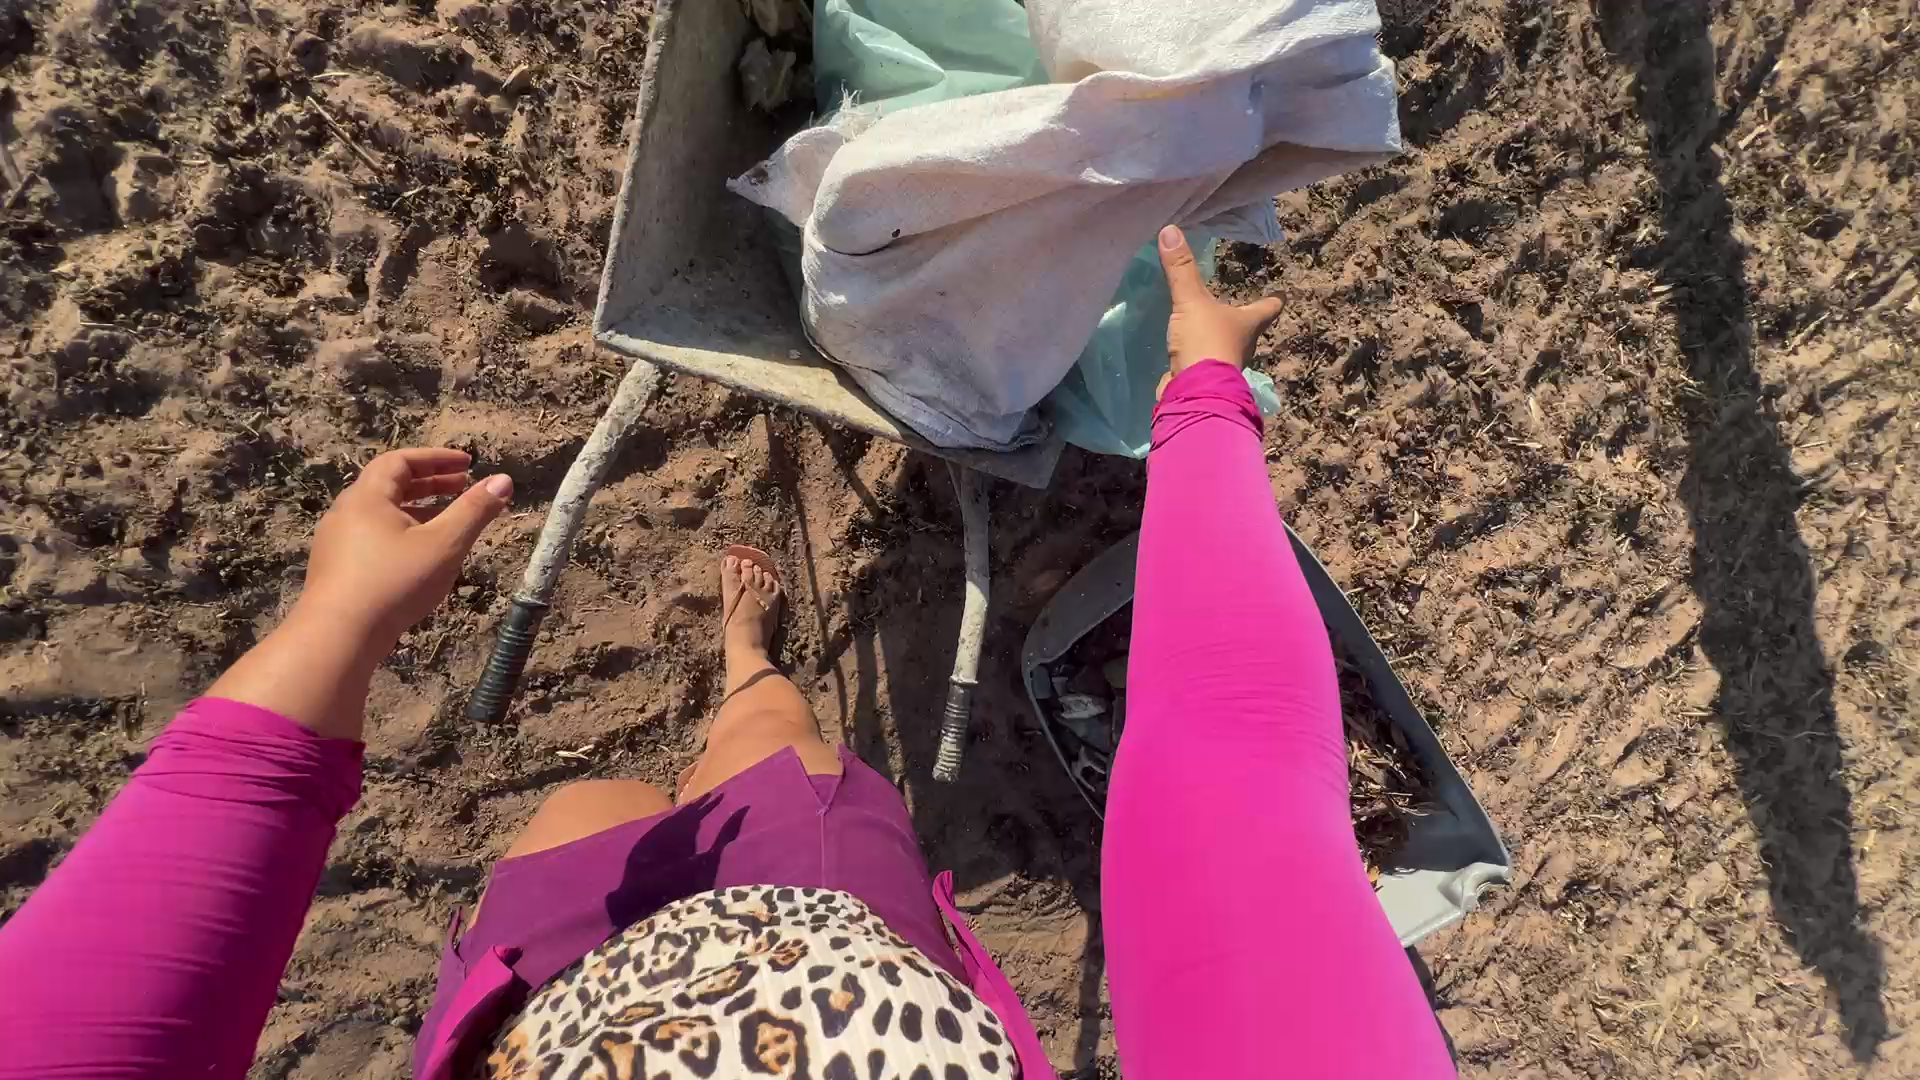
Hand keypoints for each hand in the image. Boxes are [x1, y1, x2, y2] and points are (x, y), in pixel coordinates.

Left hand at [297, 447, 513, 649]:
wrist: (340, 633)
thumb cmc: (396, 580)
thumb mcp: (445, 542)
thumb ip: (475, 509)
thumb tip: (503, 480)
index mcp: (367, 499)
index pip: (400, 462)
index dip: (436, 458)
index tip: (468, 463)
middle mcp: (347, 513)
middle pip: (390, 484)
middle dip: (431, 481)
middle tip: (465, 485)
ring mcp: (340, 540)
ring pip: (385, 511)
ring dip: (421, 505)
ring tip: (452, 515)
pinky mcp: (341, 565)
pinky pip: (377, 532)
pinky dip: (407, 527)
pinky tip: (426, 548)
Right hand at [1157, 224, 1283, 380]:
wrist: (1193, 390)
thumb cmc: (1206, 342)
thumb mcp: (1191, 301)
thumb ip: (1181, 269)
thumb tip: (1170, 229)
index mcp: (1249, 323)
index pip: (1269, 307)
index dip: (1273, 300)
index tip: (1279, 294)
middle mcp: (1243, 345)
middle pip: (1250, 330)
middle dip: (1245, 322)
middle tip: (1238, 310)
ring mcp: (1224, 366)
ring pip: (1228, 349)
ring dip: (1221, 341)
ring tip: (1209, 330)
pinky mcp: (1205, 381)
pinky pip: (1204, 365)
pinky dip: (1200, 358)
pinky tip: (1189, 352)